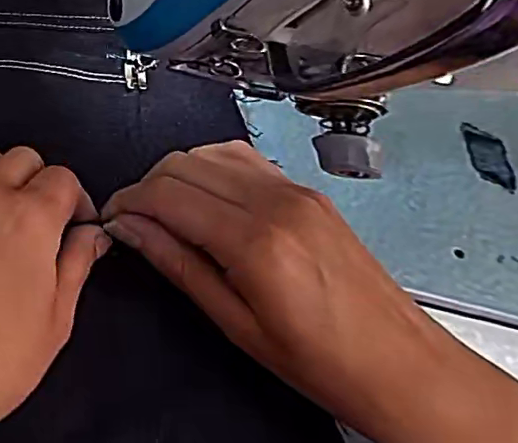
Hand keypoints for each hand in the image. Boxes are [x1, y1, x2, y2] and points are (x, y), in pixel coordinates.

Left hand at [0, 138, 108, 442]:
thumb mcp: (56, 320)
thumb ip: (78, 263)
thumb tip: (90, 235)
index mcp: (32, 216)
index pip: (65, 178)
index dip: (76, 200)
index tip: (76, 224)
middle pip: (27, 157)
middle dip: (42, 182)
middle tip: (42, 219)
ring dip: (1, 168)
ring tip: (5, 204)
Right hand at [102, 141, 517, 442]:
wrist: (404, 367)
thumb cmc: (326, 364)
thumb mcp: (238, 326)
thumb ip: (178, 265)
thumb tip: (131, 229)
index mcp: (256, 242)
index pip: (168, 194)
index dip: (129, 200)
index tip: (112, 215)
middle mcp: (274, 200)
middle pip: (183, 162)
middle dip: (147, 184)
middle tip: (133, 216)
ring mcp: (292, 187)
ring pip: (209, 150)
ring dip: (176, 172)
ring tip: (167, 209)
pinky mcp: (304, 186)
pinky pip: (242, 155)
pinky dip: (211, 165)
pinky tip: (206, 194)